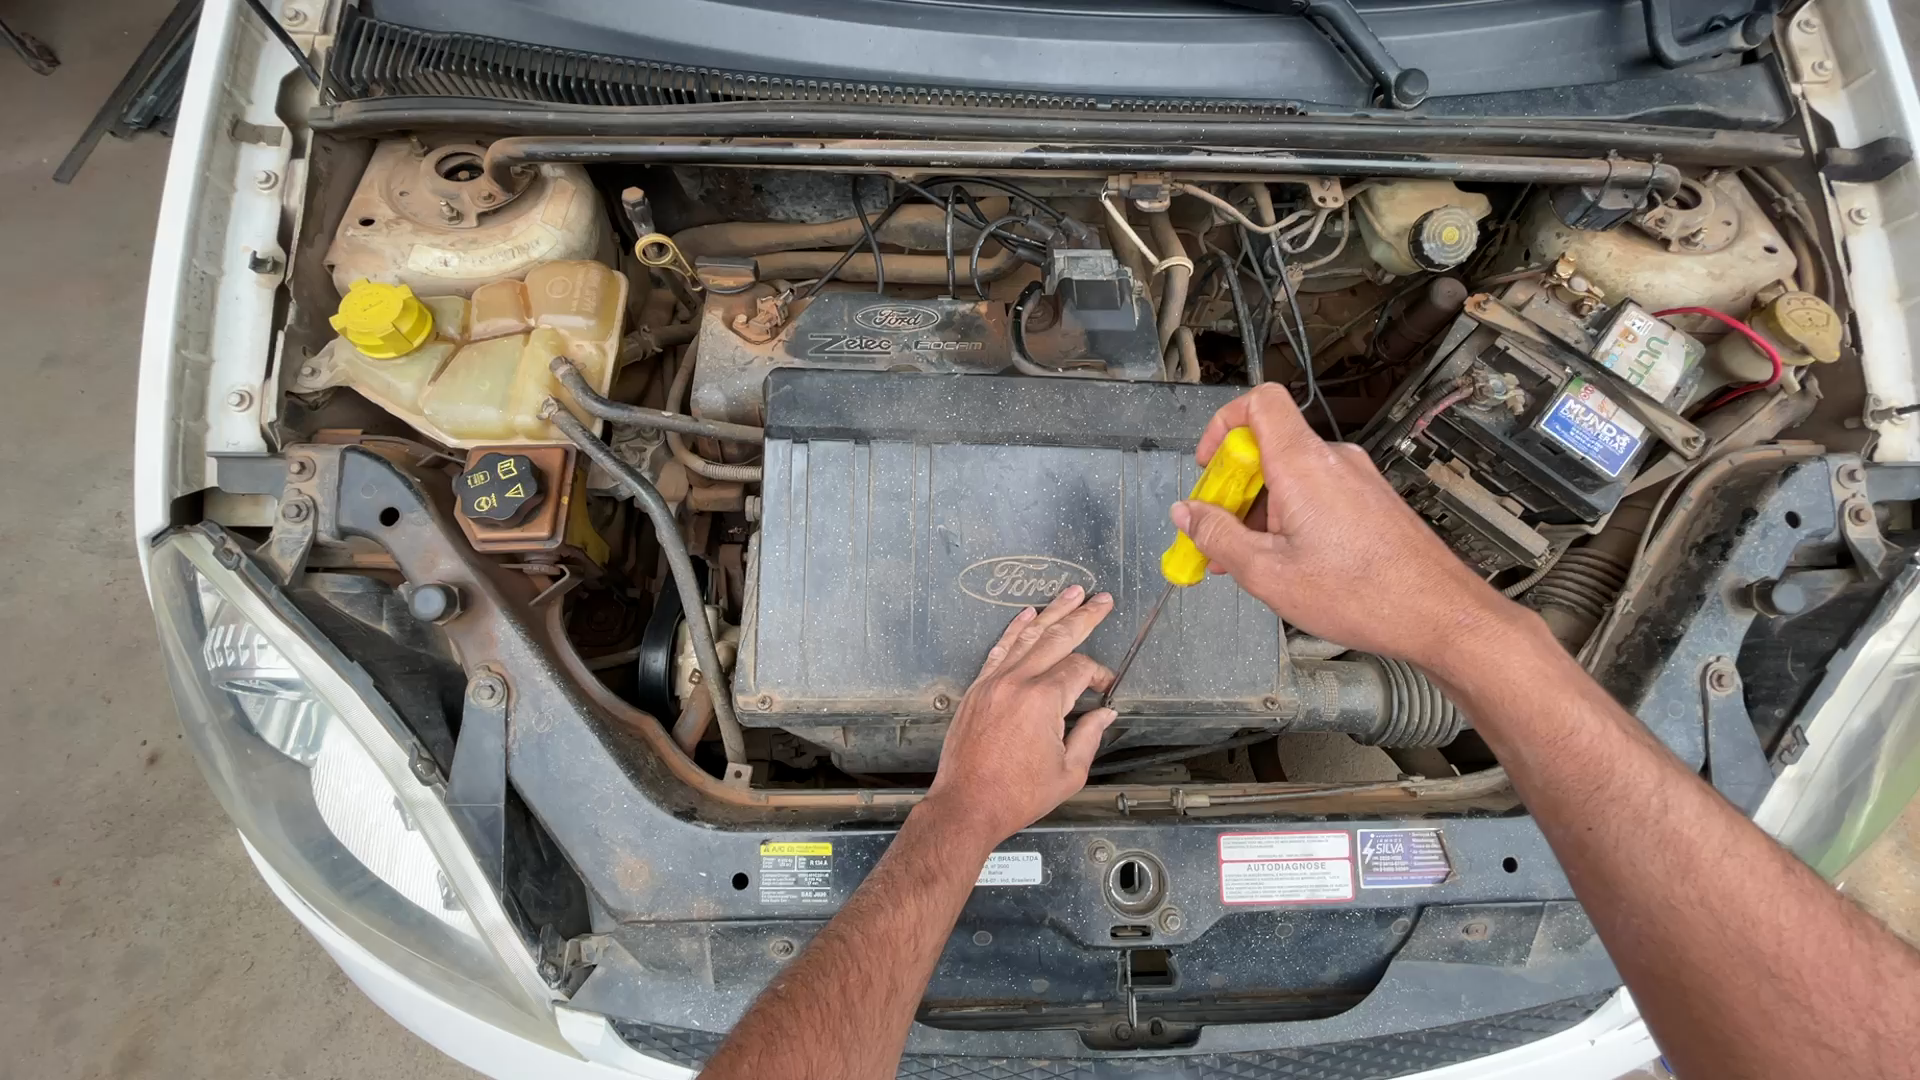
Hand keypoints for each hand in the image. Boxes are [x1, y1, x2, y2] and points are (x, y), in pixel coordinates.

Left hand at [921, 586, 1117, 851]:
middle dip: (1083, 616)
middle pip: (1056, 638)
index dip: (1098, 675)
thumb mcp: (1068, 773)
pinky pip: (999, 649)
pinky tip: (1027, 615)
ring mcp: (993, 682)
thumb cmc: (1015, 794)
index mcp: (1042, 701)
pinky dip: (1014, 630)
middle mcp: (1016, 683)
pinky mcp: (977, 688)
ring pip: (1028, 636)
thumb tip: (1105, 713)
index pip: (1079, 670)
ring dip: (1052, 611)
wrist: (967, 804)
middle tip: (1102, 600)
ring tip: (1071, 593)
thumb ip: (1090, 735)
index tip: (1105, 687)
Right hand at [1174, 383, 1525, 671]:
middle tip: (1216, 532)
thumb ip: (1216, 537)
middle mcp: (1332, 461)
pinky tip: (1280, 561)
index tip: (1208, 468)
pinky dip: (1286, 519)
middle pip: (1265, 448)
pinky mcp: (1367, 501)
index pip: (1259, 403)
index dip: (1222, 426)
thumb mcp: (1266, 573)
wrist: (1441, 616)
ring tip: (1246, 560)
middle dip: (1231, 488)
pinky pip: (1312, 494)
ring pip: (1287, 477)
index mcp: (1303, 466)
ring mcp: (1354, 480)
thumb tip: (1186, 514)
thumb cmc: (1364, 595)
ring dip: (1256, 511)